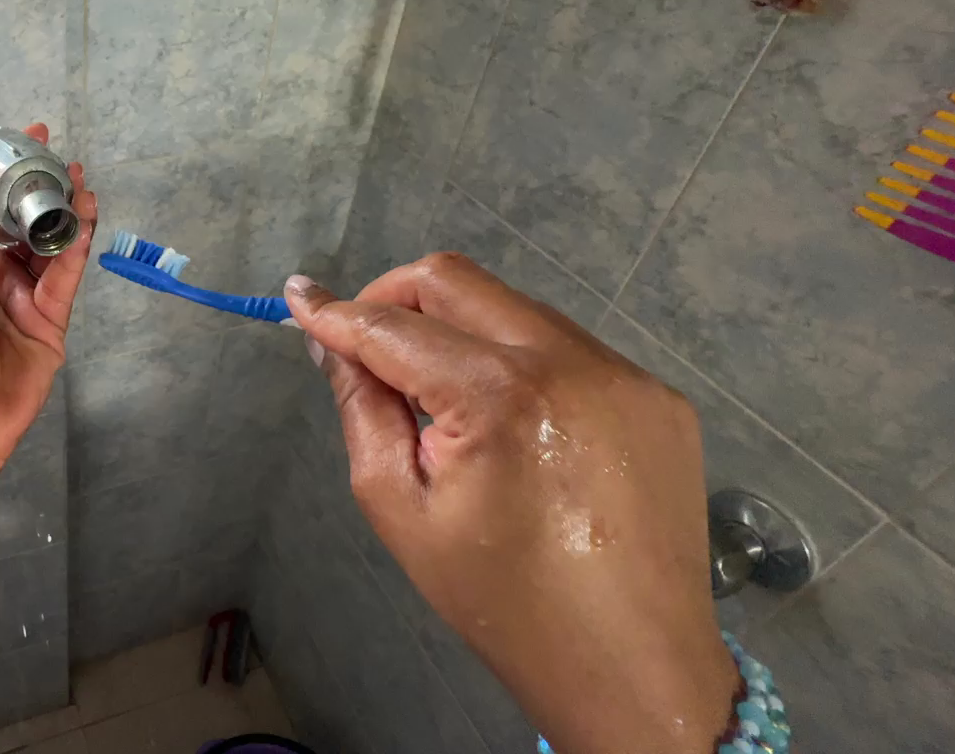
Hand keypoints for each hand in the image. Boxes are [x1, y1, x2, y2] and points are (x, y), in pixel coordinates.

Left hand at [0, 125, 96, 477]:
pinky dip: (75, 244)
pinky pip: (65, 275)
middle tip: (59, 152)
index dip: (2, 171)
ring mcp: (22, 297)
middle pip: (20, 221)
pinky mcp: (51, 321)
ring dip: (62, 211)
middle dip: (39, 186)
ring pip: (48, 244)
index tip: (24, 137)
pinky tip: (84, 213)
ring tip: (78, 177)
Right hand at [283, 255, 737, 753]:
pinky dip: (507, 356)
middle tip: (363, 342)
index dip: (336, 312)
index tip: (299, 295)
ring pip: (507, 304)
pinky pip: (558, 343)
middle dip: (393, 297)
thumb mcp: (397, 504)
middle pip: (454, 280)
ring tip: (435, 392)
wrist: (634, 674)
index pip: (394, 328)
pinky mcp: (655, 394)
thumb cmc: (496, 597)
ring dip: (452, 326)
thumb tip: (330, 343)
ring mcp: (624, 374)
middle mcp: (570, 363)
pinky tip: (503, 417)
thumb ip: (361, 406)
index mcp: (499, 398)